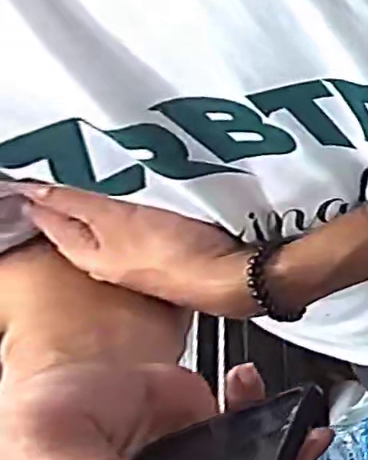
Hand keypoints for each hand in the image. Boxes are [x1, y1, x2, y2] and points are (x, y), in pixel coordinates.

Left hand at [24, 185, 254, 317]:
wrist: (237, 279)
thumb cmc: (178, 255)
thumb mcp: (117, 218)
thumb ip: (76, 203)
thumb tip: (38, 192)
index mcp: (84, 255)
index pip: (51, 219)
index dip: (49, 197)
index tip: (55, 180)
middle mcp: (113, 267)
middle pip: (96, 229)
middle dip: (100, 208)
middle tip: (108, 185)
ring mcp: (152, 270)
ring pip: (135, 237)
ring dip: (141, 220)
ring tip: (153, 202)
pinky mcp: (189, 269)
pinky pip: (170, 244)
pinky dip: (172, 231)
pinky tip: (185, 224)